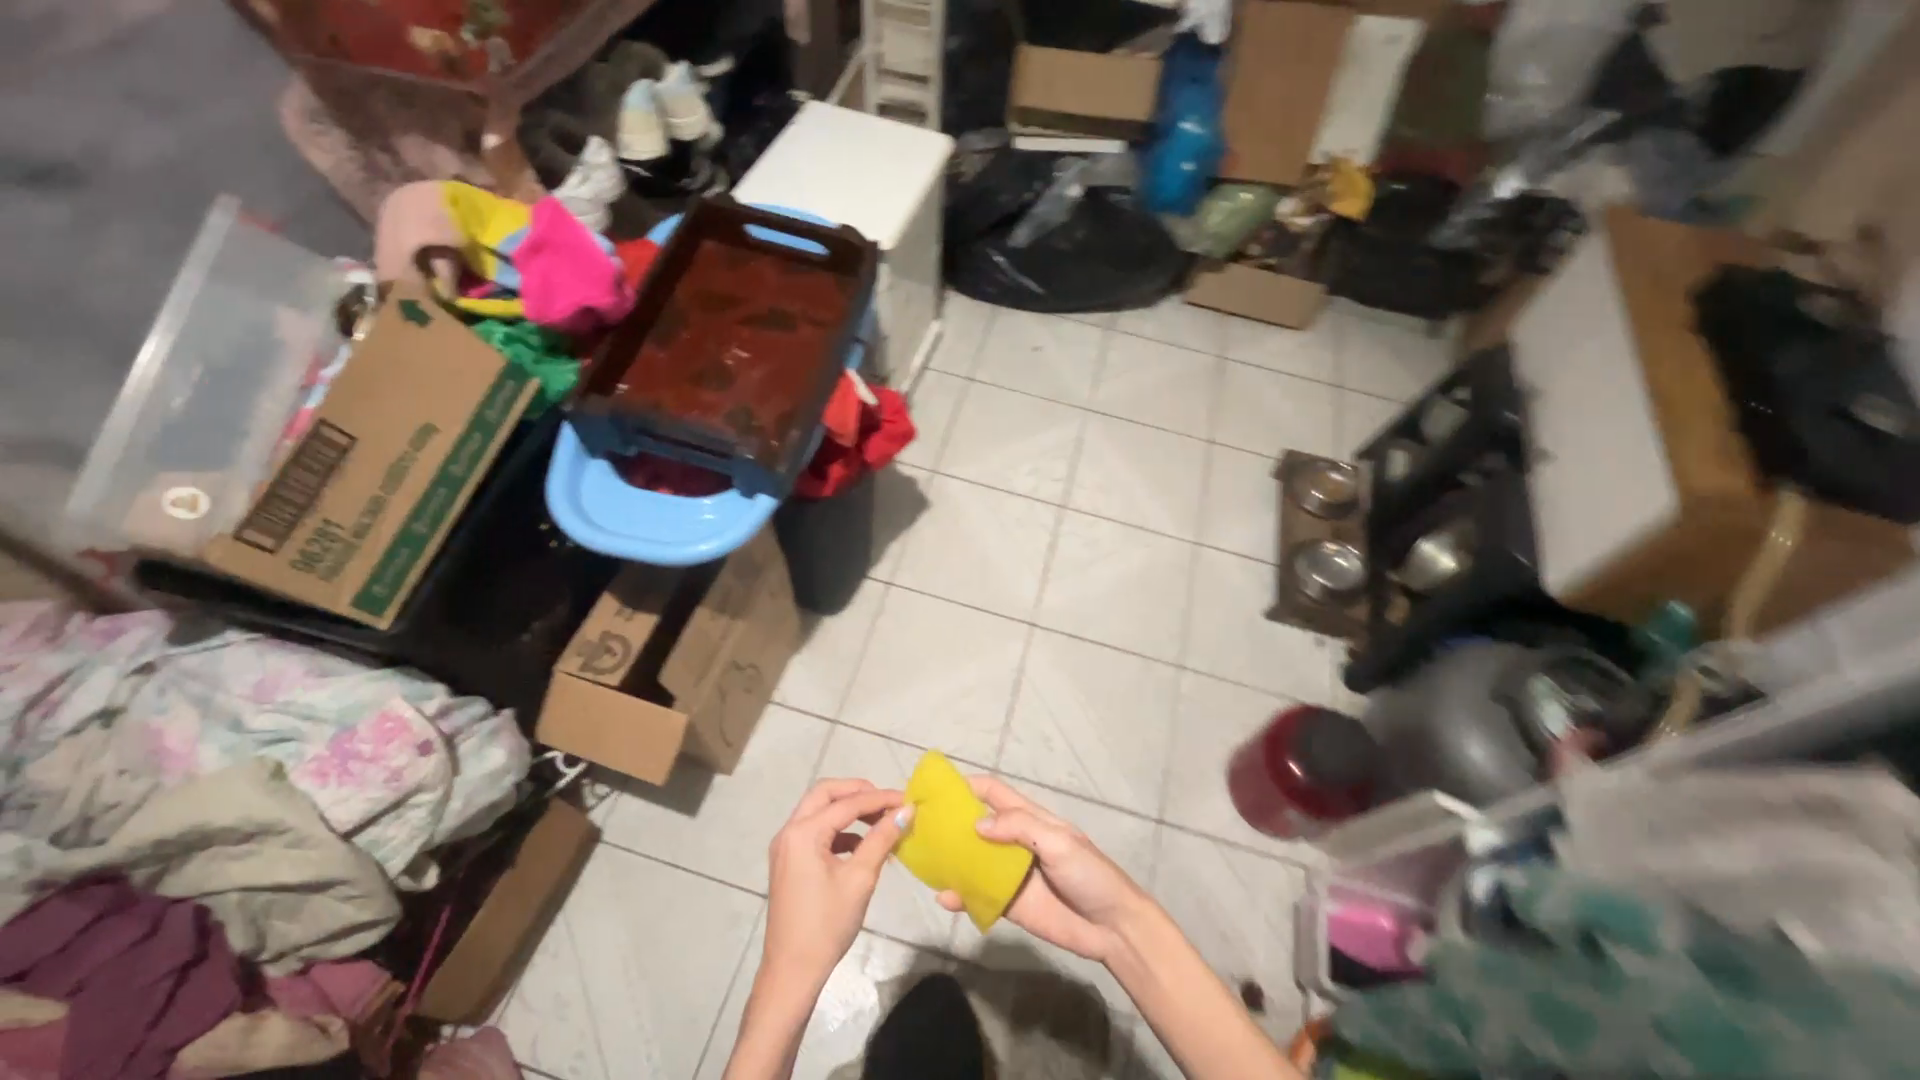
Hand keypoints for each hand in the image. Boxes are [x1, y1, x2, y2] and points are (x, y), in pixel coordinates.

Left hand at [763, 778, 911, 989]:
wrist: (792, 970)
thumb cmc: (827, 925)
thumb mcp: (859, 879)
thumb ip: (881, 839)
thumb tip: (905, 811)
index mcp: (803, 833)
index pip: (847, 804)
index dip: (880, 799)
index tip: (908, 800)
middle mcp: (788, 832)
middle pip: (825, 794)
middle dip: (857, 793)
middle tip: (887, 802)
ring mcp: (785, 847)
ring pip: (818, 811)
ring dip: (847, 810)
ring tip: (879, 822)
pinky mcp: (788, 862)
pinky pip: (814, 832)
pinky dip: (838, 830)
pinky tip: (861, 846)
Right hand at [934, 776, 1152, 963]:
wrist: (1112, 927)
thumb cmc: (1091, 875)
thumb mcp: (1060, 843)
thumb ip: (1020, 828)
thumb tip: (976, 824)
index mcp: (1030, 819)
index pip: (994, 793)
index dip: (968, 786)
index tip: (938, 787)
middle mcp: (1015, 843)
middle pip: (976, 826)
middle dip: (949, 823)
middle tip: (917, 824)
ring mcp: (1010, 875)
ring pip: (972, 861)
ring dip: (949, 860)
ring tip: (921, 860)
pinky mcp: (1009, 905)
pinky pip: (978, 896)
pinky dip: (959, 896)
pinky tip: (945, 898)